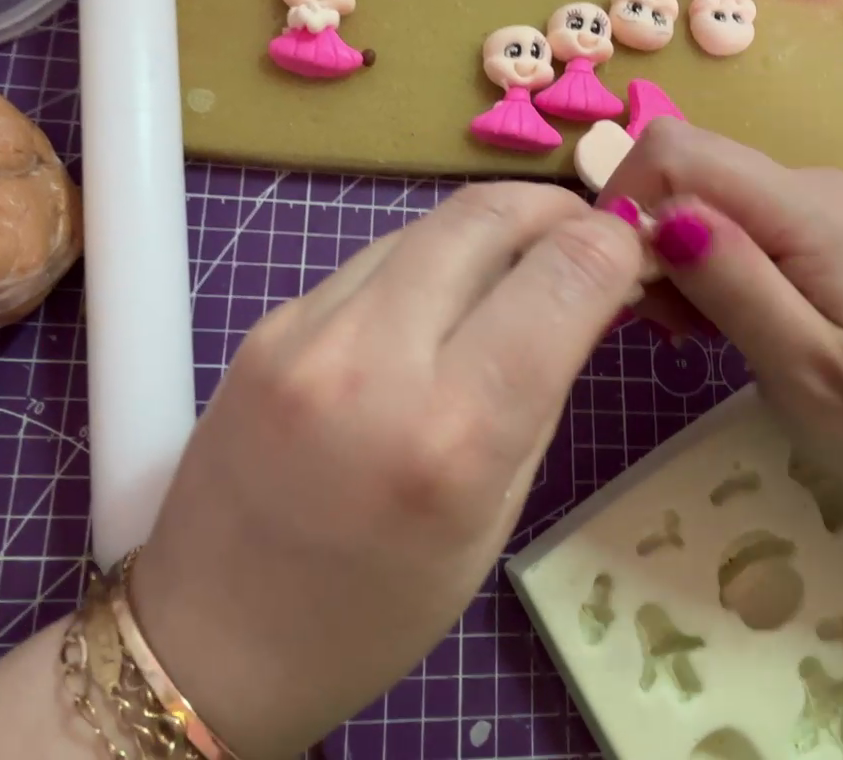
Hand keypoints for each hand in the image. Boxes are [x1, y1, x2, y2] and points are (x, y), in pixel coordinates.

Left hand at [132, 184, 644, 756]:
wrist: (212, 634)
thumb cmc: (376, 611)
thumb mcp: (493, 517)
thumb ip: (539, 390)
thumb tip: (585, 294)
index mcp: (451, 435)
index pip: (562, 278)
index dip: (612, 244)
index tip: (630, 250)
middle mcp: (371, 360)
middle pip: (485, 216)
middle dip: (552, 208)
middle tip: (582, 233)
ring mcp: (304, 331)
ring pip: (426, 226)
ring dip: (489, 231)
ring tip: (515, 269)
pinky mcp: (268, 321)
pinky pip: (372, 263)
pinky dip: (426, 264)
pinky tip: (436, 305)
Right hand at [601, 120, 842, 534]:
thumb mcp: (803, 365)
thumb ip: (732, 282)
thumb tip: (660, 214)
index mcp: (807, 209)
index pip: (677, 152)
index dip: (627, 200)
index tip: (622, 281)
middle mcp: (806, 186)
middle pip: (683, 167)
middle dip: (644, 234)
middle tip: (660, 320)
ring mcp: (810, 206)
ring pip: (698, 196)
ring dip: (670, 257)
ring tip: (690, 331)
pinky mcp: (810, 232)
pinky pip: (727, 222)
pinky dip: (698, 266)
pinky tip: (715, 320)